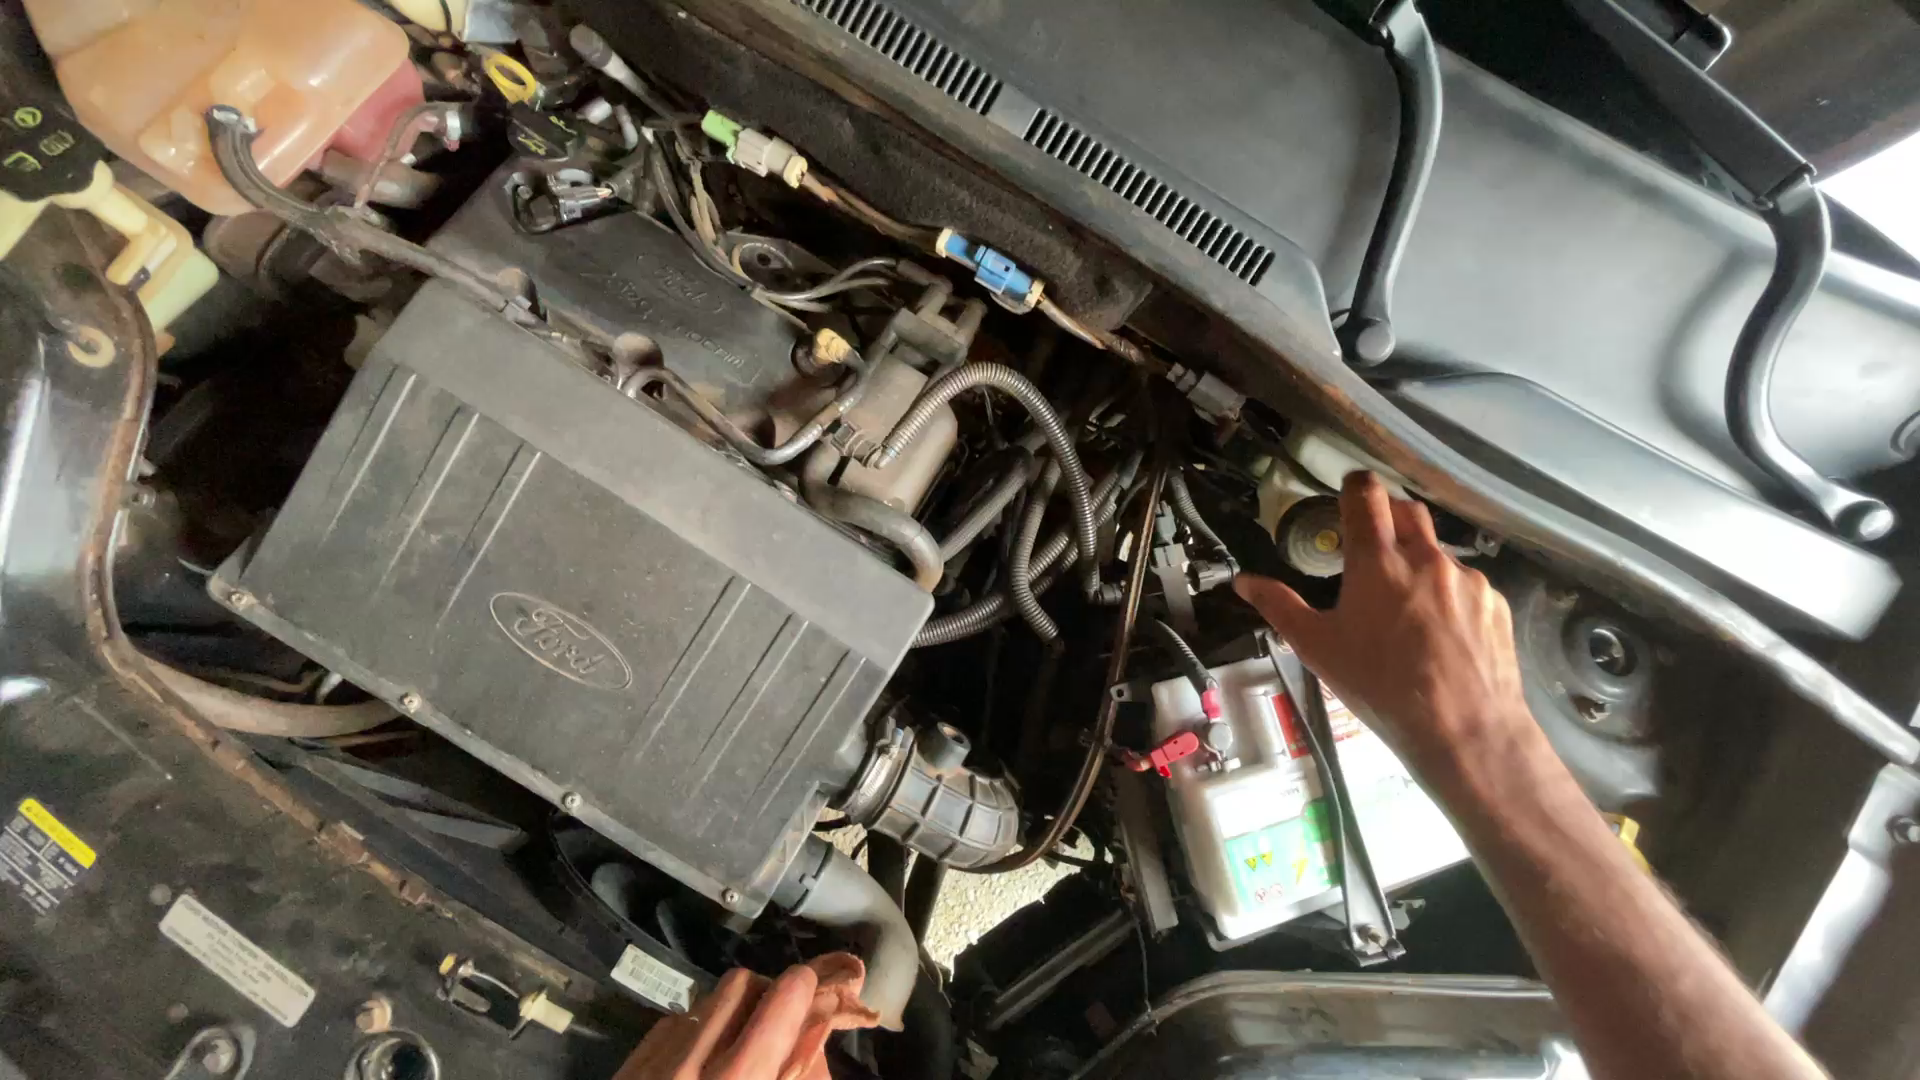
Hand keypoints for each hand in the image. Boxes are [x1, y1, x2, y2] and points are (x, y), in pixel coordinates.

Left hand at [614, 956, 878, 1079]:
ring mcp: (648, 1071)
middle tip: (770, 1028)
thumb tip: (816, 1024)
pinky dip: (689, 1040)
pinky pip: (668, 1029)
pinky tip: (693, 1075)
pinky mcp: (622, 1076)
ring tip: (729, 1056)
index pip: (783, 997)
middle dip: (761, 997)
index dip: (803, 992)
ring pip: (701, 1004)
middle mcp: (688, 1069)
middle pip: (739, 985)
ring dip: (724, 1017)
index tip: (807, 1001)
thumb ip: (798, 1076)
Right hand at [1235, 472, 1535, 771]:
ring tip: (1401, 603)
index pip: (1367, 496)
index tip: (1346, 493)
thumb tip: (1243, 580)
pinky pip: (1464, 583)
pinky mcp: (1495, 603)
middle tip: (1367, 541)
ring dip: (1415, 560)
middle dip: (1385, 514)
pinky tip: (1436, 631)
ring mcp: (1467, 579)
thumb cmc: (1377, 684)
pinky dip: (1445, 593)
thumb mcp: (1315, 646)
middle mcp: (1425, 558)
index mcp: (1377, 561)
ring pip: (1436, 551)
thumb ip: (1278, 605)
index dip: (1354, 486)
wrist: (1464, 728)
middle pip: (1407, 510)